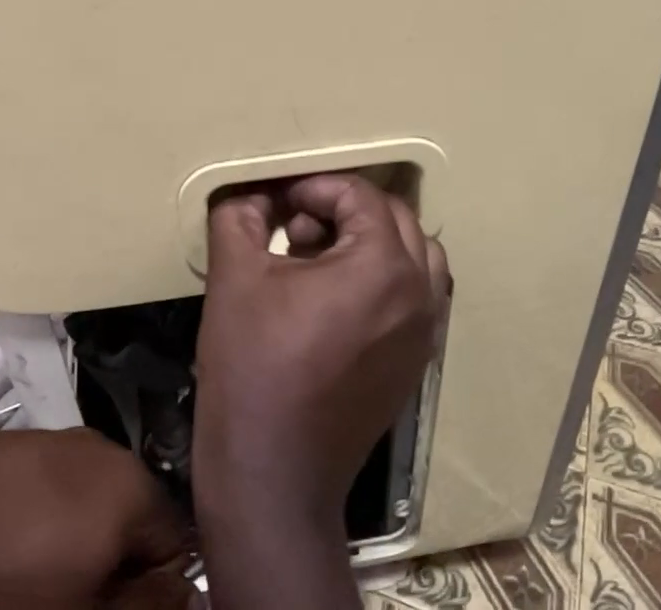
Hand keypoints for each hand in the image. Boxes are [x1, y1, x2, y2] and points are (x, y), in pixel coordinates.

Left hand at [0, 429, 194, 609]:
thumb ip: (148, 606)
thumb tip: (183, 592)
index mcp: (128, 483)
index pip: (179, 540)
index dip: (155, 590)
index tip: (113, 609)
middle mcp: (93, 447)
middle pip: (129, 517)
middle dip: (108, 563)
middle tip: (63, 598)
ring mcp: (35, 442)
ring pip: (78, 503)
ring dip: (65, 545)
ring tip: (18, 581)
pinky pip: (30, 491)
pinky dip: (23, 526)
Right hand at [193, 173, 448, 532]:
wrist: (274, 472)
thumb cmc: (252, 368)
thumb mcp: (235, 277)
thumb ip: (241, 216)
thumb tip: (252, 194)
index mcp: (382, 265)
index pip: (360, 195)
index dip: (315, 187)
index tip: (278, 203)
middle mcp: (419, 292)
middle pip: (394, 218)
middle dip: (344, 210)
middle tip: (295, 229)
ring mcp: (425, 331)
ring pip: (415, 255)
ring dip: (373, 241)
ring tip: (320, 260)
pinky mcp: (417, 361)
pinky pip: (416, 296)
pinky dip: (386, 278)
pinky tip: (337, 299)